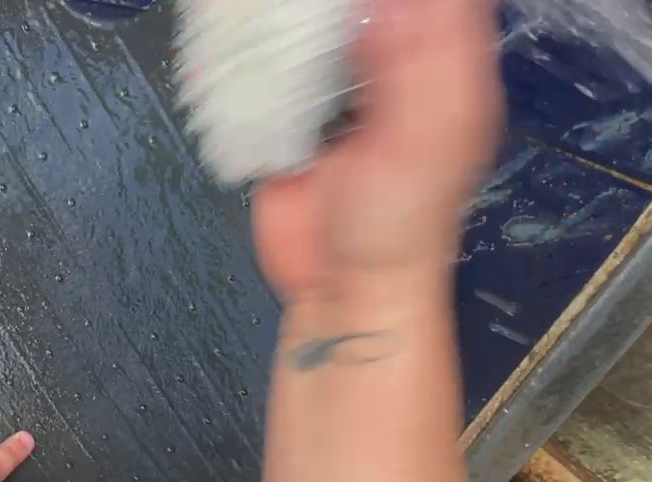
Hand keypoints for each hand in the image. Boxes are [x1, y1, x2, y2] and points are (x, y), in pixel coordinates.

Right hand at [251, 0, 502, 302]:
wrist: (339, 284)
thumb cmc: (399, 223)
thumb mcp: (433, 131)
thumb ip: (418, 60)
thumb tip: (386, 5)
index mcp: (431, 57)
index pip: (408, 2)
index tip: (339, 0)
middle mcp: (377, 69)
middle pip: (343, 11)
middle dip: (310, 8)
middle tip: (279, 8)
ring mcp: (322, 100)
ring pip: (293, 40)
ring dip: (266, 30)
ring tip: (243, 17)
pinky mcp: (277, 130)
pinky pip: (253, 91)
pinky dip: (234, 77)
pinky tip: (218, 61)